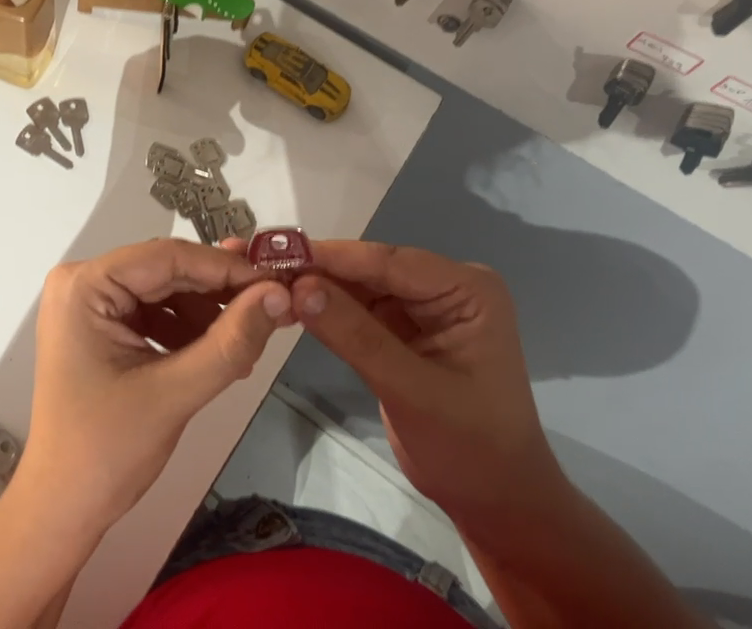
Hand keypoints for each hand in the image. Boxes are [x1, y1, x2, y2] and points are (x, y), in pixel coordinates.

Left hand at [16, 238, 295, 535]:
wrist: (64, 504)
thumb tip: (279, 294)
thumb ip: (230, 340)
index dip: (226, 268)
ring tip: (248, 345)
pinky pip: (153, 314)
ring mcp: (88, 305)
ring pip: (164, 291)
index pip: (167, 257)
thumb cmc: (107, 449)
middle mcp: (81, 282)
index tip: (279, 283)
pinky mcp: (99, 329)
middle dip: (219, 292)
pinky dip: (188, 332)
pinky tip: (222, 355)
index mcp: (84, 285)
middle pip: (166, 271)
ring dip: (208, 315)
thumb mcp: (175, 392)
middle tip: (275, 308)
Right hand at [289, 242, 565, 526]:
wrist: (491, 499)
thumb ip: (355, 336)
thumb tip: (299, 287)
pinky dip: (324, 308)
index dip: (332, 256)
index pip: (390, 261)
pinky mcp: (400, 330)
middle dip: (319, 269)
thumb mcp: (411, 389)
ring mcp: (422, 308)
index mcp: (467, 289)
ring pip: (358, 286)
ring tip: (264, 282)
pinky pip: (356, 309)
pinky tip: (288, 304)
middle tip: (260, 267)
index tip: (276, 253)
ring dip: (316, 286)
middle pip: (371, 268)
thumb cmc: (468, 445)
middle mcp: (445, 287)